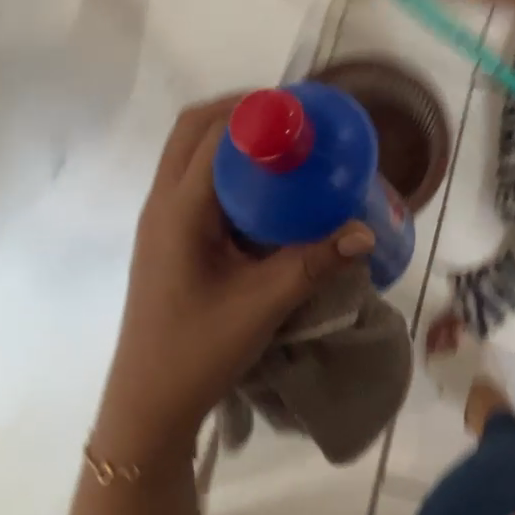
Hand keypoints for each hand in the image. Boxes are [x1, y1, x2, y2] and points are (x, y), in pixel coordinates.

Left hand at [91, 96, 374, 464]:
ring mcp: (160, 220)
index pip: (214, 136)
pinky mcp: (167, 237)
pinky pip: (193, 177)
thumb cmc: (197, 351)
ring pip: (188, 150)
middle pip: (193, 128)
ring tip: (281, 138)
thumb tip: (366, 230)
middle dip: (239, 109)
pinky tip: (264, 186)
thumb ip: (315, 262)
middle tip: (291, 115)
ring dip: (230, 133)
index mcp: (179, 211)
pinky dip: (225, 162)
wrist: (147, 408)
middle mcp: (162, 204)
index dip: (255, 111)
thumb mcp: (263, 304)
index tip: (301, 107)